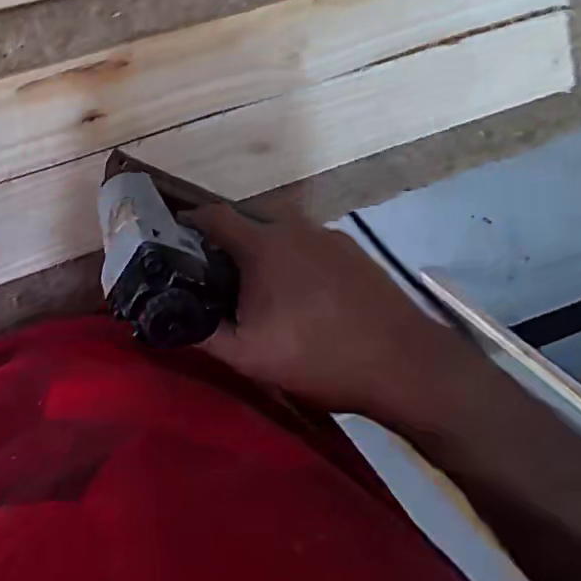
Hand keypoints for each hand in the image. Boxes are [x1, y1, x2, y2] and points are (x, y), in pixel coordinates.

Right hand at [186, 206, 478, 418]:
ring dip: (265, 249)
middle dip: (227, 239)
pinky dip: (296, 259)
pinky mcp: (354, 252)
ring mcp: (328, 237)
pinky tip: (305, 295)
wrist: (407, 364)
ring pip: (282, 232)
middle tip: (217, 272)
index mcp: (263, 245)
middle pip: (248, 220)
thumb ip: (205, 335)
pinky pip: (310, 245)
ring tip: (262, 287)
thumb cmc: (320, 356)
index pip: (213, 215)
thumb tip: (173, 320)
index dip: (190, 222)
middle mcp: (293, 228)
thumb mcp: (250, 357)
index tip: (176, 240)